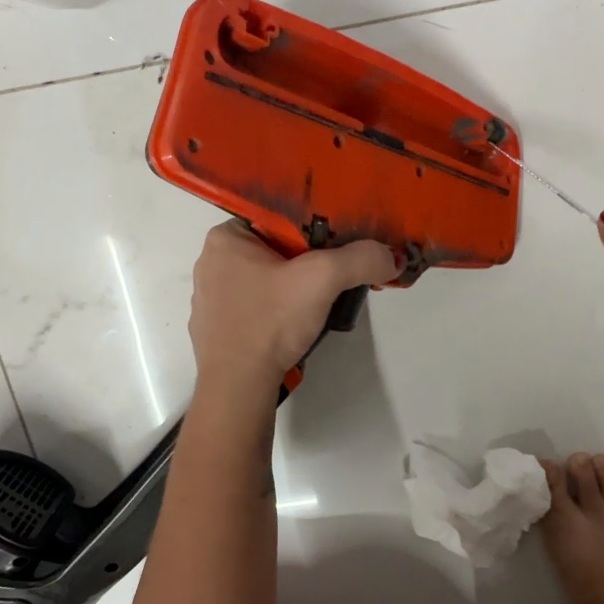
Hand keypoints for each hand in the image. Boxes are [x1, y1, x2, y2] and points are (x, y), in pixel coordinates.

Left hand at [188, 220, 398, 390]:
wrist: (238, 386)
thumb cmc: (270, 323)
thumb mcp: (322, 280)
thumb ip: (360, 260)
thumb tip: (392, 257)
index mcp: (225, 237)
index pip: (276, 217)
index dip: (313, 228)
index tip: (340, 243)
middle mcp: (211, 262)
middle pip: (274, 250)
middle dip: (307, 262)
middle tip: (336, 274)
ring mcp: (210, 298)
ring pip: (265, 281)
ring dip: (293, 290)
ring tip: (320, 303)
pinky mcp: (217, 329)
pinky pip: (255, 308)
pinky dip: (277, 313)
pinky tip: (294, 327)